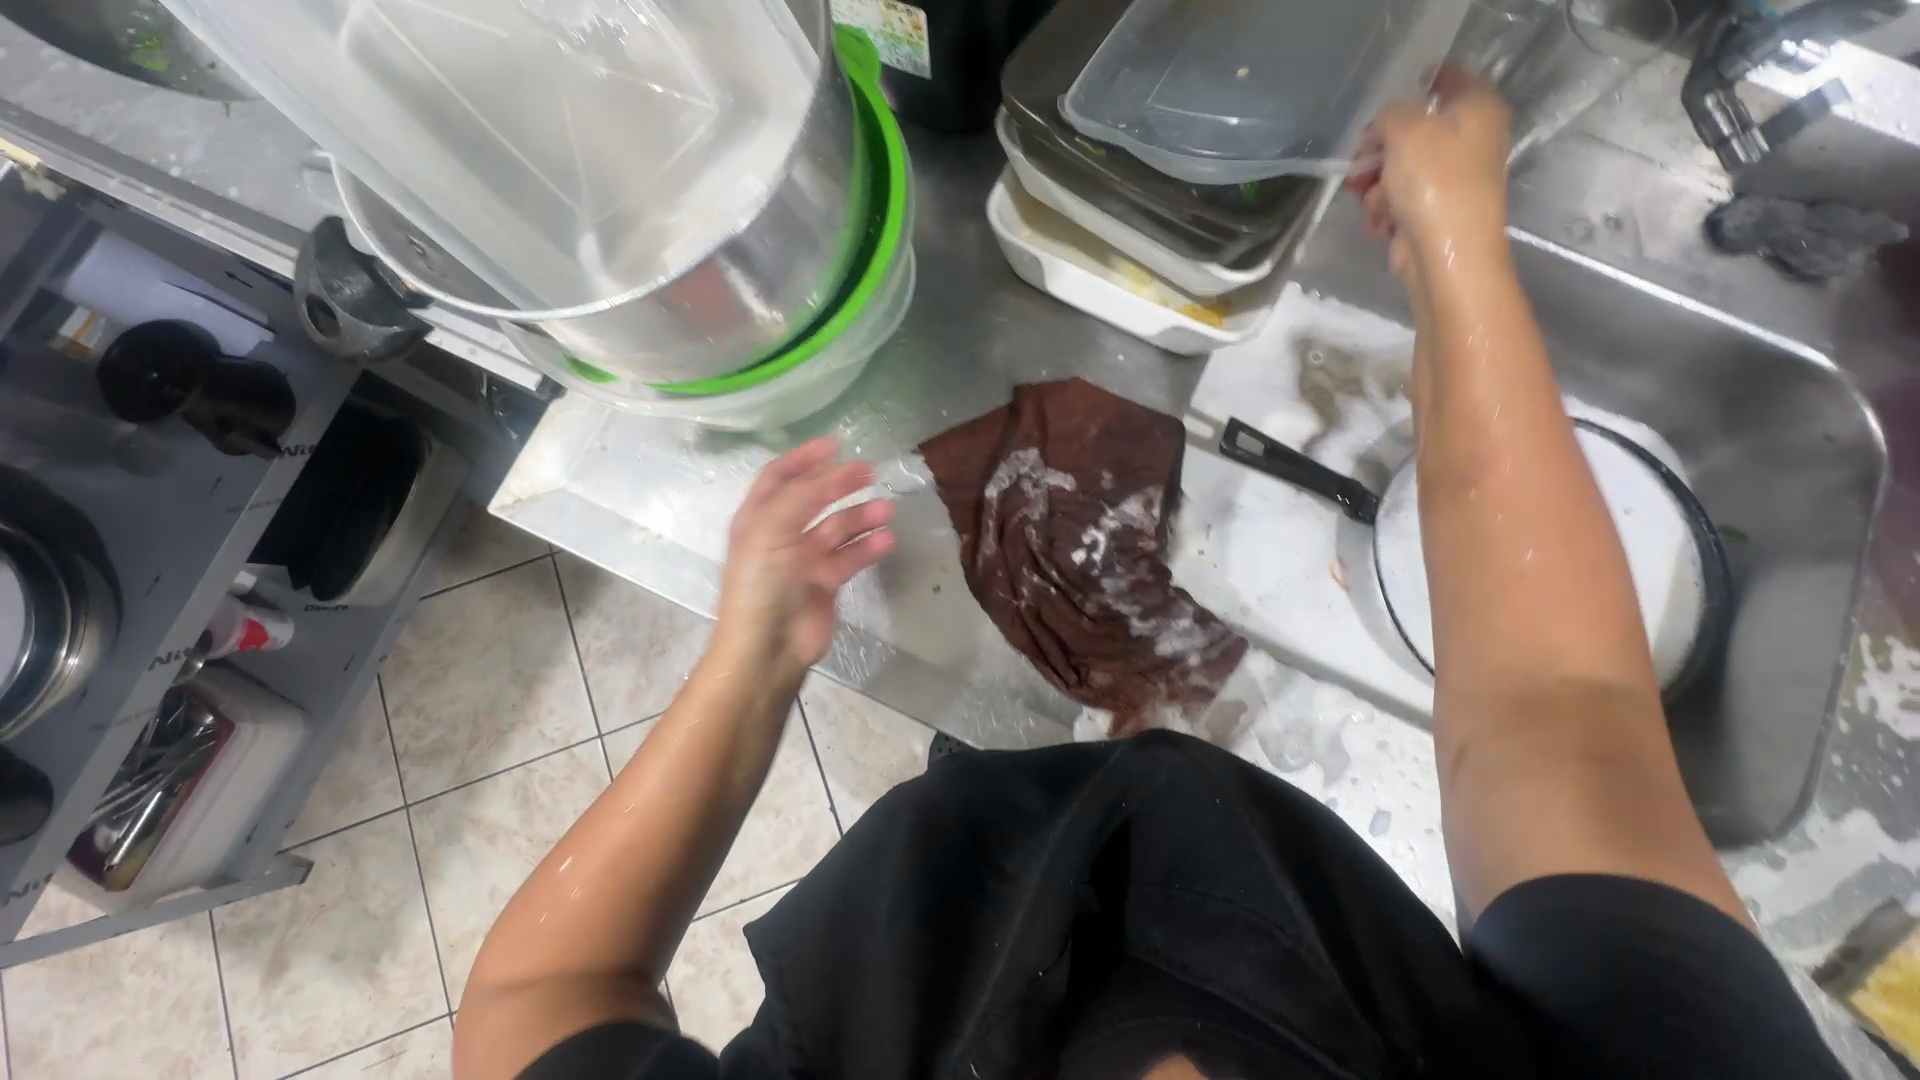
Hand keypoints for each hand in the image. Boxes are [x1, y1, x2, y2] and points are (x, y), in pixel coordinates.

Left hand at [713, 439, 895, 681]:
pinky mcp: (824, 583)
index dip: (805, 458)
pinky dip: (868, 547)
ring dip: (860, 516)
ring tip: (887, 510)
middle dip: (840, 483)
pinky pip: (850, 557)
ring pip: (837, 528)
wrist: (767, 646)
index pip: (780, 476)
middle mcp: (779, 534)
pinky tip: (886, 539)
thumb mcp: (772, 528)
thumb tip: (833, 470)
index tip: (837, 444)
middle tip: (871, 471)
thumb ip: (801, 495)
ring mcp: (803, 560)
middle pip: (813, 498)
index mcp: (758, 518)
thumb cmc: (762, 582)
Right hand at [1353, 66, 1511, 281]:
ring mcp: (1455, 176)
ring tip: (1369, 202)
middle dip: (1380, 149)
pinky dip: (1386, 208)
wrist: (1447, 252)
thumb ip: (1391, 113)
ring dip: (1376, 184)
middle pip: (1415, 129)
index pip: (1447, 77)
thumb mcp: (1406, 130)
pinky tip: (1379, 222)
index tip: (1381, 106)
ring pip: (1402, 167)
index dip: (1413, 84)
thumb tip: (1386, 123)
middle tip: (1358, 164)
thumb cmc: (1434, 182)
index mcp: (1478, 107)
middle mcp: (1472, 137)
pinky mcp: (1437, 209)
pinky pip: (1402, 198)